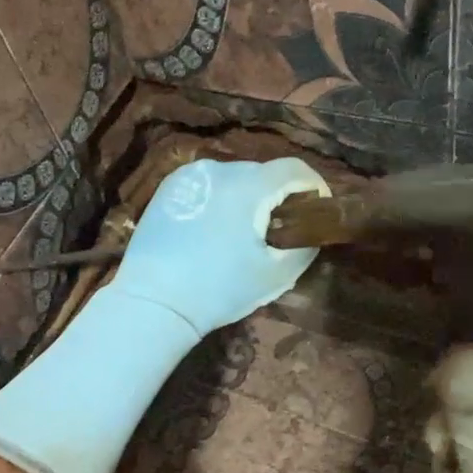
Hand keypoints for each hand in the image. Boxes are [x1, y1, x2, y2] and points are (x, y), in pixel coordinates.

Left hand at [112, 157, 330, 333]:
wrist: (155, 303)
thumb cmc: (219, 290)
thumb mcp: (275, 275)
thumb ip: (304, 246)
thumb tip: (311, 232)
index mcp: (250, 185)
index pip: (295, 169)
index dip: (312, 187)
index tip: (316, 210)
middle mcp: (220, 169)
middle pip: (263, 174)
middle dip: (277, 197)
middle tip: (279, 231)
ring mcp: (190, 177)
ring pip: (232, 180)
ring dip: (246, 200)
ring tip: (243, 234)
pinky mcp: (168, 190)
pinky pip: (207, 188)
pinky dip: (218, 202)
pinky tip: (212, 232)